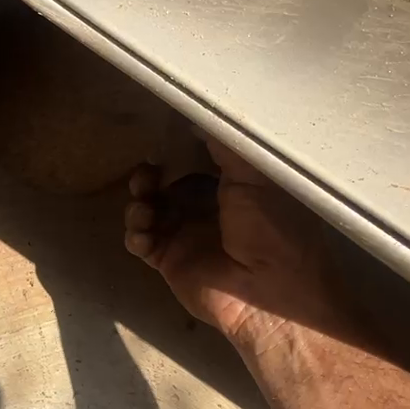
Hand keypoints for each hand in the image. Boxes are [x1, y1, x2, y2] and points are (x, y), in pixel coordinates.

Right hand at [123, 141, 355, 352]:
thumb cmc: (273, 231)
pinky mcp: (168, 260)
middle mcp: (208, 208)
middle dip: (150, 176)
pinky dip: (135, 235)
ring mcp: (185, 235)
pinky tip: (144, 235)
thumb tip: (202, 113)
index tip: (162, 136)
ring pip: (147, 209)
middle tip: (147, 175)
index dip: (177, 149)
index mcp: (235, 187)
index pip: (197, 160)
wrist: (270, 295)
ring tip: (143, 208)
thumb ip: (227, 146)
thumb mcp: (257, 177)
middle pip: (165, 183)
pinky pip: (139, 241)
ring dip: (138, 203)